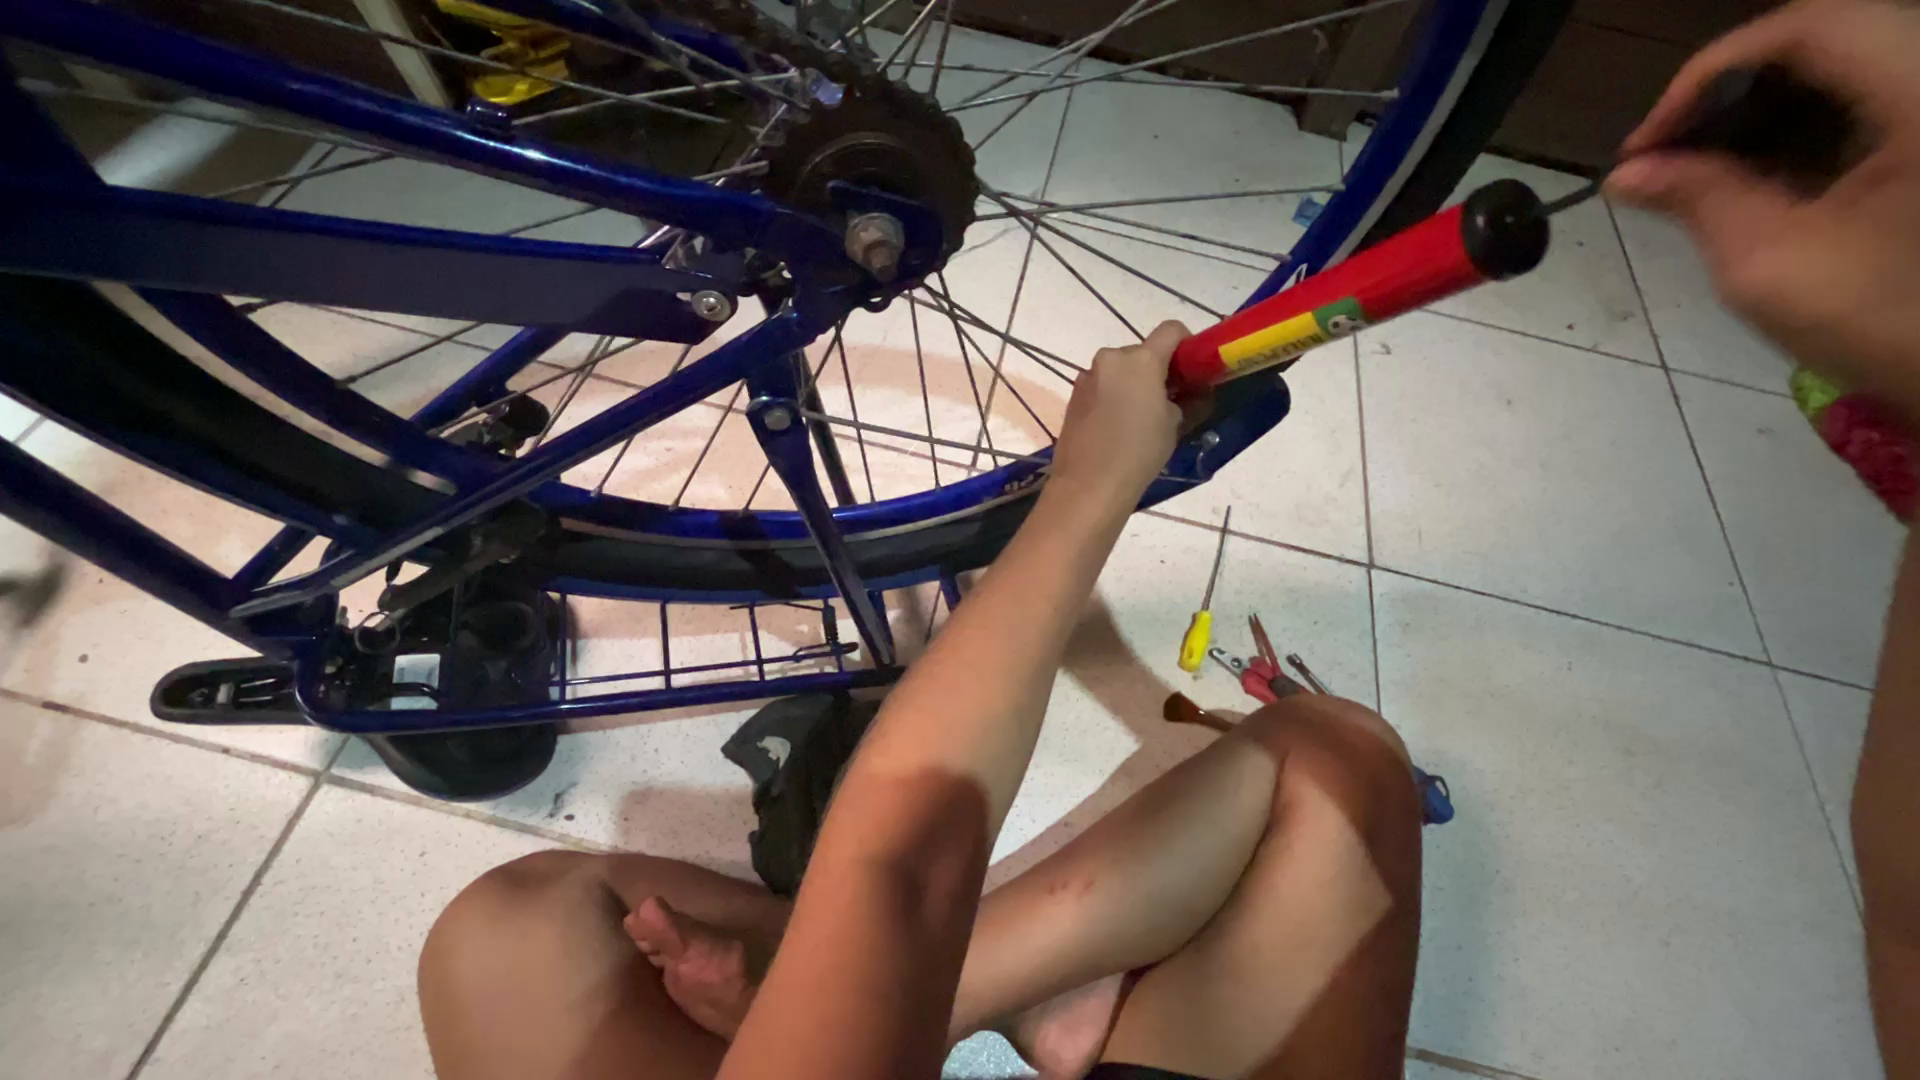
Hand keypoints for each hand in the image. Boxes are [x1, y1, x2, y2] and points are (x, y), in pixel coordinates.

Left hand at [1050, 320, 1187, 508]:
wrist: (1088, 484)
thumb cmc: (1139, 452)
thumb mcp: (1174, 425)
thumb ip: (1184, 400)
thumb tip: (1186, 395)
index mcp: (1140, 359)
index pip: (1171, 330)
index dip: (1186, 344)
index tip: (1191, 369)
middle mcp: (1110, 359)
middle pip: (1141, 352)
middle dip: (1155, 370)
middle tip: (1166, 400)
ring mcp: (1086, 377)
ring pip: (1118, 371)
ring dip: (1131, 384)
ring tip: (1138, 419)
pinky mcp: (1072, 397)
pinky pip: (1101, 387)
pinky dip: (1112, 397)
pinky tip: (1115, 427)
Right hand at [1607, 0, 1919, 422]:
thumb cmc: (1884, 317)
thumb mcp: (1769, 260)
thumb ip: (1698, 198)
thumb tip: (1626, 173)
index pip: (1808, 27)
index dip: (1709, 72)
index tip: (1645, 143)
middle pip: (1823, 40)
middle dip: (1725, 93)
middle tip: (1659, 158)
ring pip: (1842, 70)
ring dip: (1754, 114)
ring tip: (1691, 172)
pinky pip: (1865, 104)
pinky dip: (1796, 132)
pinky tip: (1749, 179)